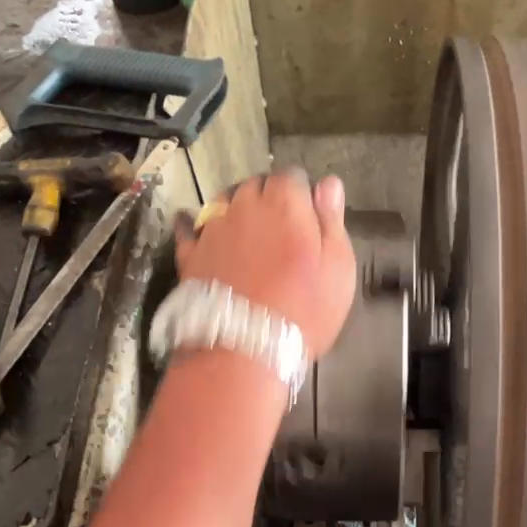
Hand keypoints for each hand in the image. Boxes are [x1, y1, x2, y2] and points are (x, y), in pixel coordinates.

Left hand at [176, 168, 355, 359]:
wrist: (244, 349)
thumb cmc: (303, 310)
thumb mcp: (338, 267)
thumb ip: (332, 221)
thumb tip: (329, 183)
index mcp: (284, 203)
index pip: (293, 176)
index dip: (302, 195)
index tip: (309, 217)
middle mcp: (244, 205)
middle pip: (256, 185)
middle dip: (269, 198)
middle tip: (282, 230)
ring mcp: (212, 228)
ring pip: (224, 201)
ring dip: (237, 209)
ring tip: (248, 233)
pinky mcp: (190, 254)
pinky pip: (188, 228)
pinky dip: (194, 225)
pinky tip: (196, 228)